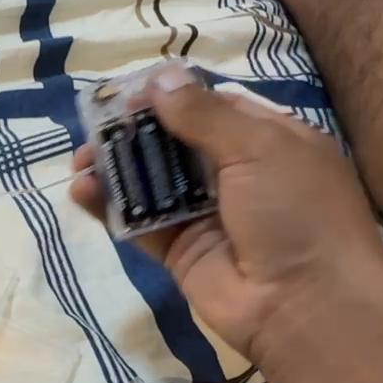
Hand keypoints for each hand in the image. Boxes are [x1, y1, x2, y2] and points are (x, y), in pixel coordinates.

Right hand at [70, 65, 382, 362]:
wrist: (303, 302)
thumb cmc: (297, 213)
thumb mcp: (259, 149)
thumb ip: (203, 116)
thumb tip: (159, 80)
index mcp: (268, 140)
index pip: (212, 108)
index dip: (170, 98)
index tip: (127, 94)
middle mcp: (234, 175)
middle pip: (173, 145)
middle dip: (133, 135)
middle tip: (93, 130)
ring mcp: (203, 215)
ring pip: (150, 184)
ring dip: (115, 170)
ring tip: (79, 163)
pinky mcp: (176, 251)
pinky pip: (137, 224)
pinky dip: (109, 208)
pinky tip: (83, 193)